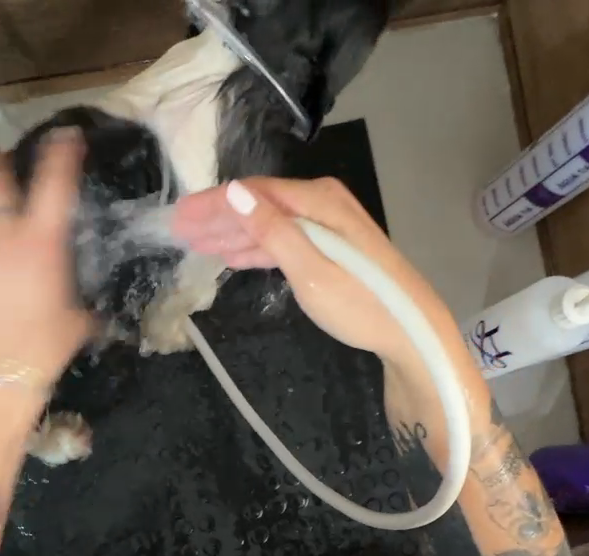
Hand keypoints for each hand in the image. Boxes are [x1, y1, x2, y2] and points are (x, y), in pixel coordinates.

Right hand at [169, 177, 455, 362]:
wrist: (410, 329)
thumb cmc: (360, 304)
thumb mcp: (311, 270)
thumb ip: (273, 231)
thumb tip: (236, 192)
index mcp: (316, 202)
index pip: (252, 193)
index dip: (212, 204)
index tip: (178, 217)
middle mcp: (321, 204)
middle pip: (258, 204)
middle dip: (217, 218)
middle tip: (179, 231)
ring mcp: (327, 225)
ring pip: (269, 223)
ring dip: (233, 234)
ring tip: (197, 245)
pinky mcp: (331, 247)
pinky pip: (283, 240)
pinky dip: (256, 248)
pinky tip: (234, 257)